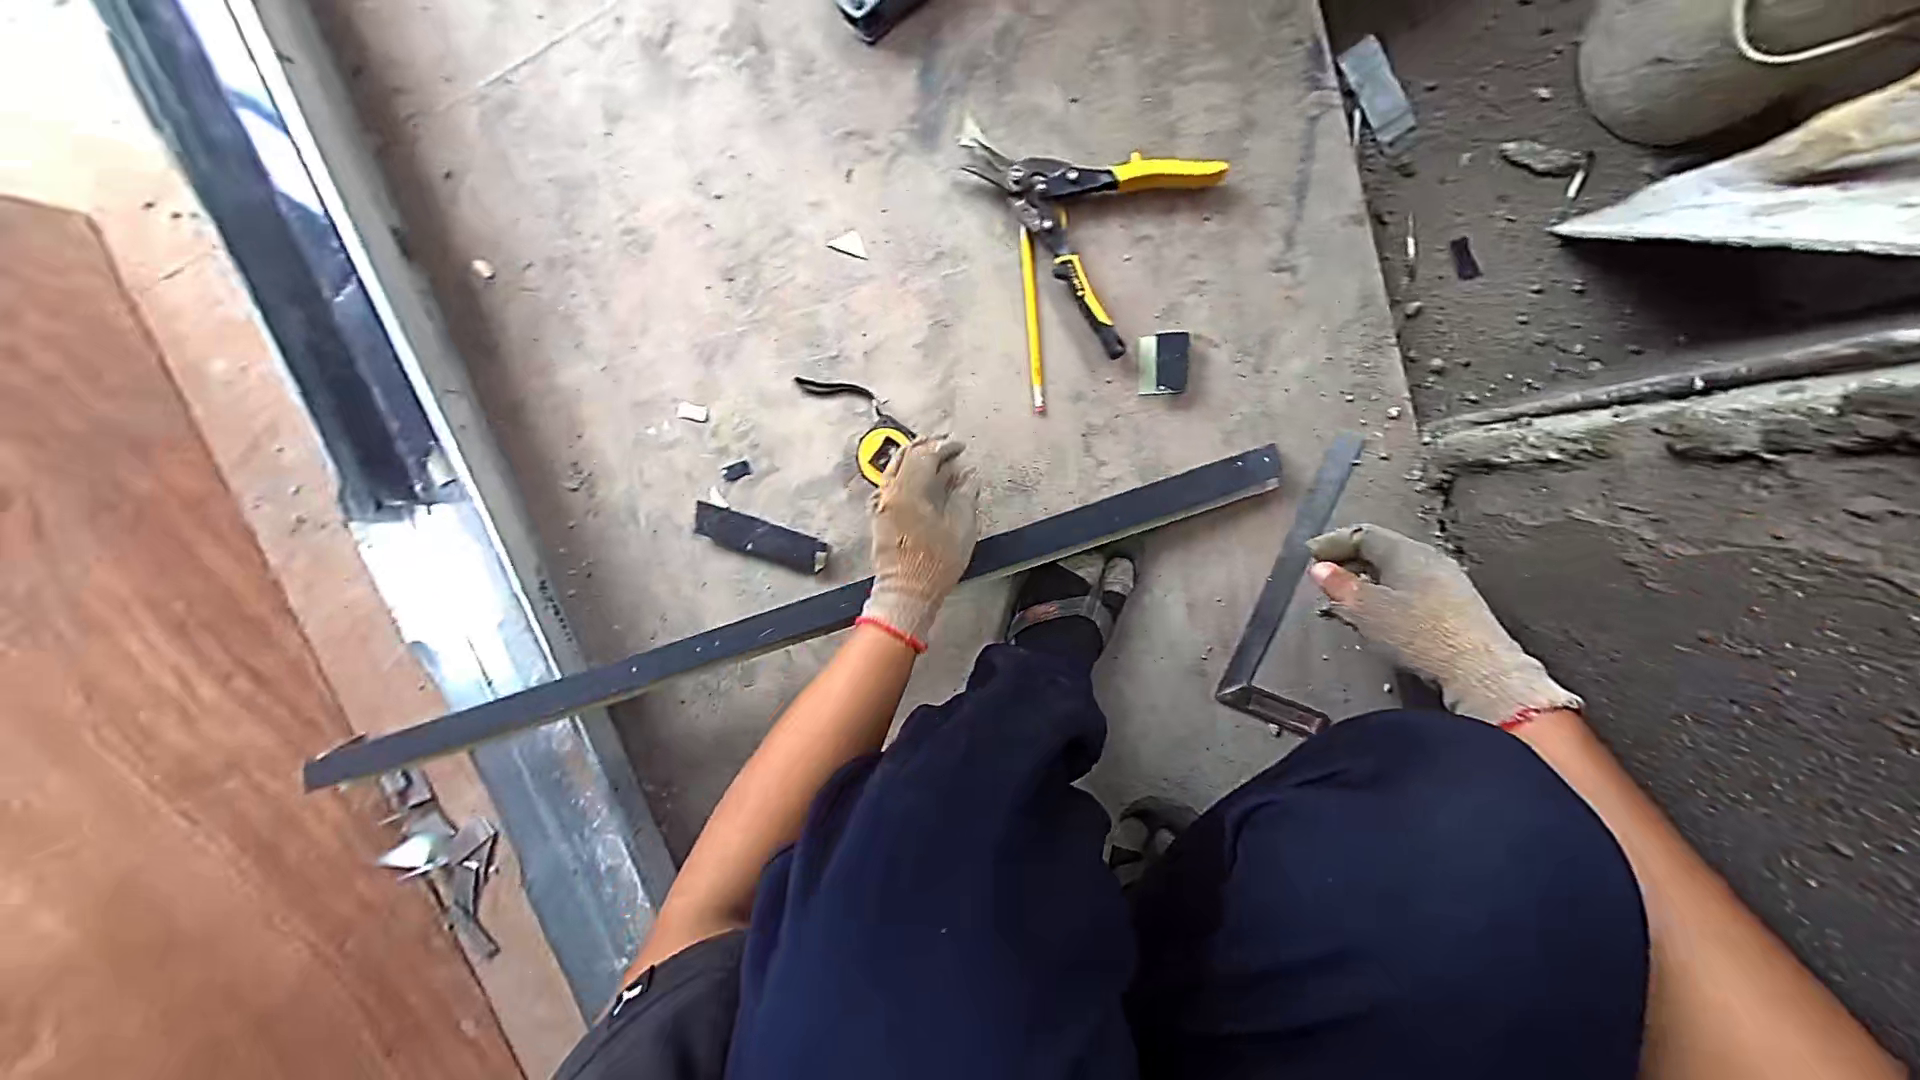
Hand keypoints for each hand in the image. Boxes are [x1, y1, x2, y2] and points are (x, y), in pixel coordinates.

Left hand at [860, 437, 980, 648]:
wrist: (907, 591)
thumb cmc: (933, 565)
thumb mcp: (961, 527)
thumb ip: (965, 495)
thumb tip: (969, 477)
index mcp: (909, 491)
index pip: (925, 454)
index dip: (945, 447)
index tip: (959, 447)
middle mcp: (890, 493)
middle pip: (905, 456)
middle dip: (927, 448)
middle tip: (946, 447)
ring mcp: (882, 504)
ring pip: (895, 468)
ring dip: (915, 460)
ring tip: (934, 461)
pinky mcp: (880, 516)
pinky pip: (891, 484)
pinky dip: (906, 476)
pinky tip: (920, 483)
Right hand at [1306, 523, 1580, 724]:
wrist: (1479, 671)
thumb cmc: (1418, 634)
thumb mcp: (1365, 609)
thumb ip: (1339, 585)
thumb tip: (1320, 569)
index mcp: (1407, 552)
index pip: (1363, 535)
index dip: (1333, 542)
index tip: (1311, 555)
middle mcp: (1431, 560)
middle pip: (1382, 551)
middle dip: (1349, 561)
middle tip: (1325, 575)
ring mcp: (1448, 583)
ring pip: (1397, 571)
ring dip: (1367, 579)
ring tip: (1346, 597)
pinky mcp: (1456, 608)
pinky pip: (1411, 589)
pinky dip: (1386, 593)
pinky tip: (1378, 614)